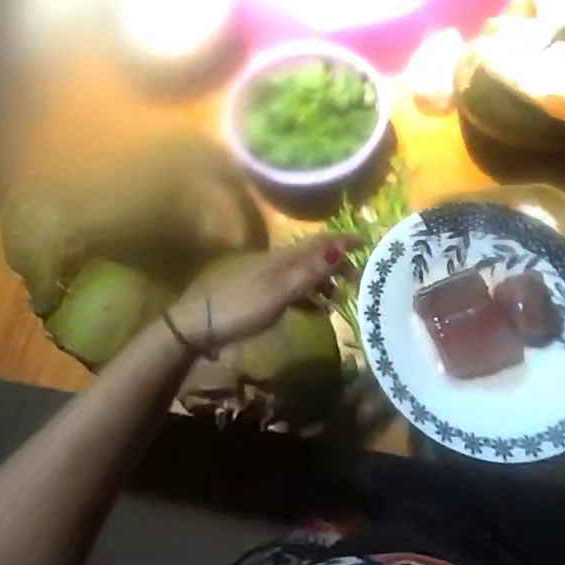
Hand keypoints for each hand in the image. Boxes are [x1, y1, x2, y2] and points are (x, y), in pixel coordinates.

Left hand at [166, 234, 361, 349]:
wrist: (195, 324)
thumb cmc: (239, 307)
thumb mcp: (278, 292)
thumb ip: (309, 272)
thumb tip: (341, 248)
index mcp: (283, 257)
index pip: (320, 241)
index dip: (345, 240)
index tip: (370, 242)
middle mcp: (276, 261)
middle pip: (314, 256)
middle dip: (338, 263)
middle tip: (359, 281)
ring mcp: (266, 276)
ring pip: (303, 272)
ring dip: (325, 281)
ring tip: (340, 299)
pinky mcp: (258, 293)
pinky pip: (292, 288)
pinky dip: (308, 295)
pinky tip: (313, 309)